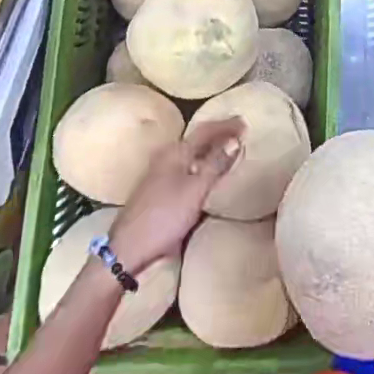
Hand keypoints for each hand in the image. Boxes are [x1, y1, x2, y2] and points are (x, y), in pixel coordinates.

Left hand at [108, 117, 244, 272]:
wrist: (127, 250)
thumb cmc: (164, 217)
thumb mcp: (196, 190)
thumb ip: (216, 164)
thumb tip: (235, 141)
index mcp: (175, 152)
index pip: (206, 130)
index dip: (227, 125)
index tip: (246, 123)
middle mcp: (167, 157)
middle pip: (198, 139)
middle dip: (219, 134)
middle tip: (240, 133)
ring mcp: (160, 173)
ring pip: (192, 153)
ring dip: (211, 149)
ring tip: (229, 149)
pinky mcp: (159, 189)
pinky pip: (187, 166)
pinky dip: (202, 163)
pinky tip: (209, 172)